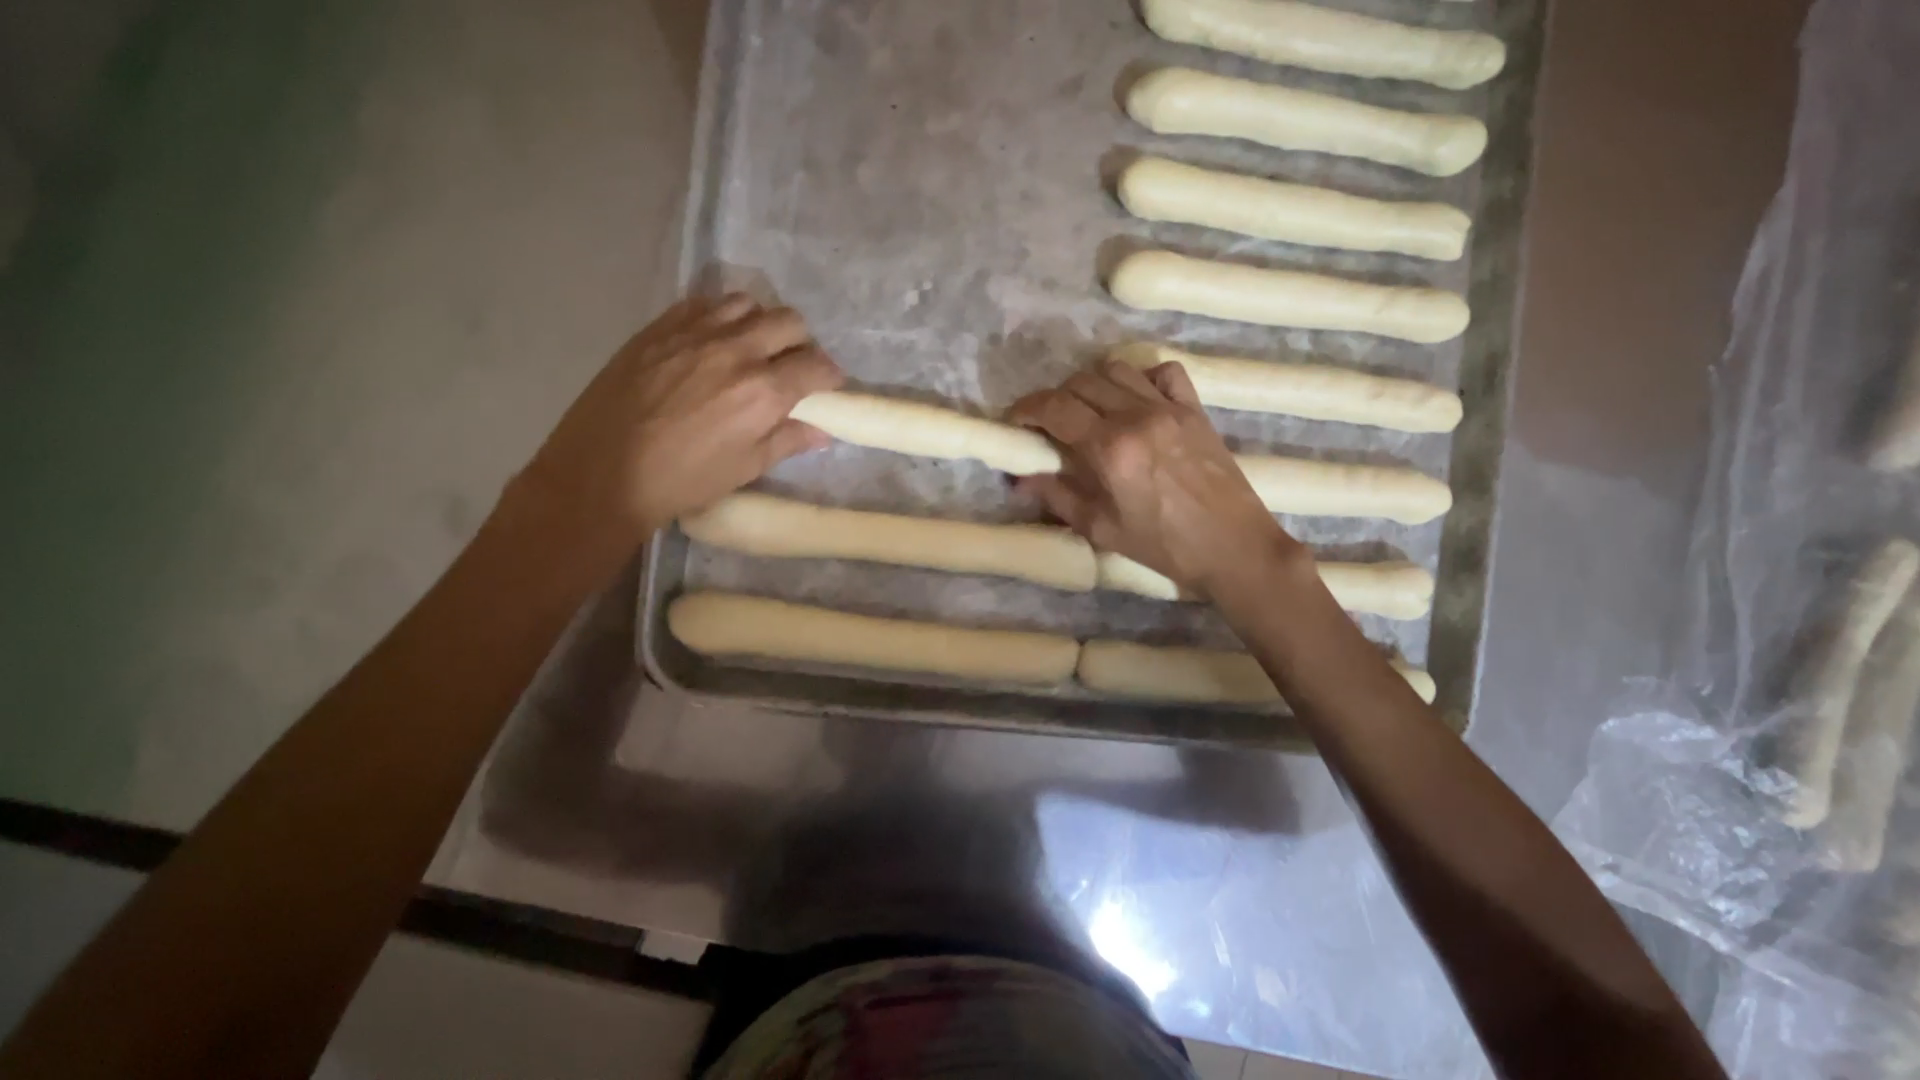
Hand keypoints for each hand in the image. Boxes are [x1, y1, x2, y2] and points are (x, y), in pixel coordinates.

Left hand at [506, 294, 842, 560]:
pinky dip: (719, 316)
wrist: (604, 472)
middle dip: (800, 342)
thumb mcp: (745, 468)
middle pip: (789, 321)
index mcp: (764, 391)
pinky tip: (711, 339)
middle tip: (790, 364)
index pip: (816, 364)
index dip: (829, 374)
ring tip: (750, 346)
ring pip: (748, 303)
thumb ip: (787, 440)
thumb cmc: (683, 480)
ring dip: (759, 322)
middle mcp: (737, 351)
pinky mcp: (661, 327)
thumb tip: (820, 431)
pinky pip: (703, 303)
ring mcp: (696, 332)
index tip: (825, 385)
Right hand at [1008, 357, 1300, 601]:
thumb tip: (1022, 479)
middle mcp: (1136, 416)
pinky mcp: (1195, 410)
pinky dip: (1142, 378)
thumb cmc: (1164, 547)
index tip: (1015, 421)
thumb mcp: (1102, 530)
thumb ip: (1059, 497)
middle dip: (1056, 399)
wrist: (1234, 547)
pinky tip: (1136, 401)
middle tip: (1050, 425)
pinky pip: (1164, 372)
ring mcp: (1169, 408)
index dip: (1027, 409)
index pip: (1055, 408)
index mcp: (1110, 448)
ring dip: (1094, 385)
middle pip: (1081, 383)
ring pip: (1117, 370)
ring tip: (1090, 411)